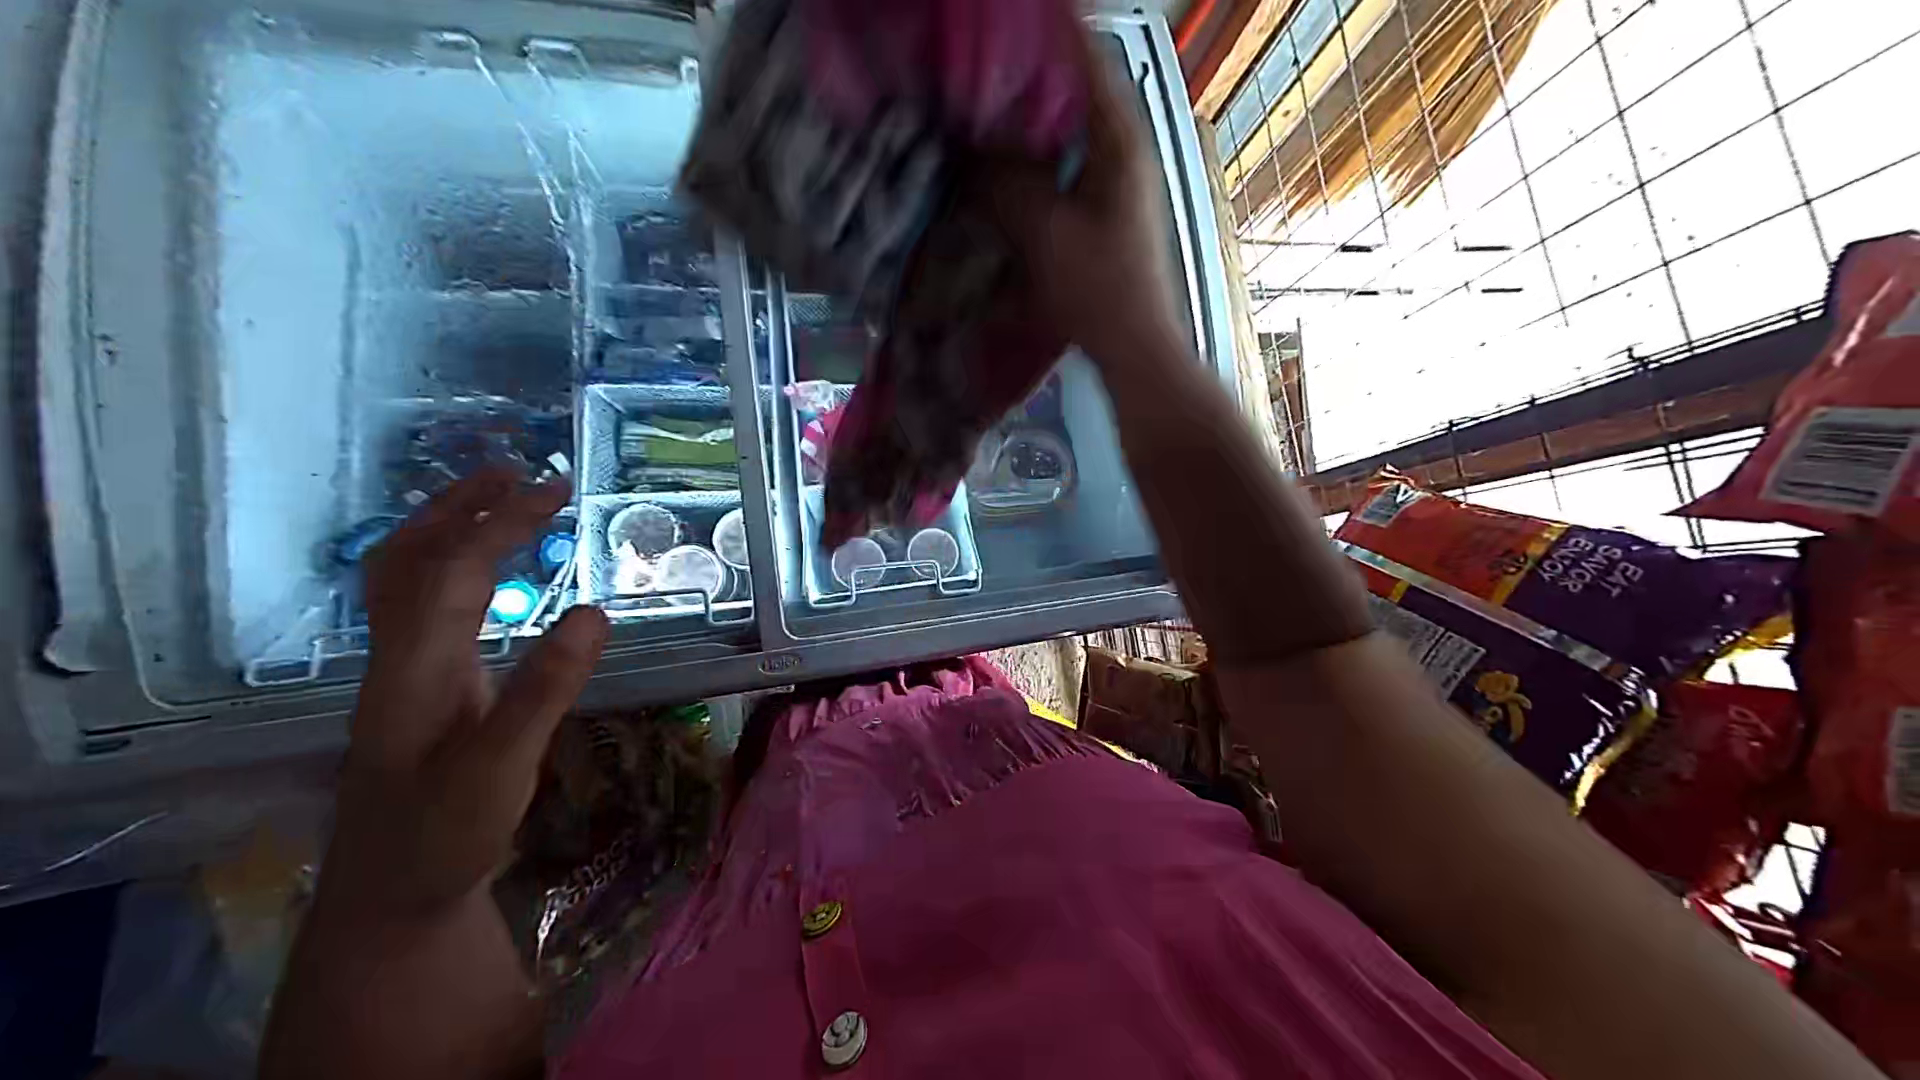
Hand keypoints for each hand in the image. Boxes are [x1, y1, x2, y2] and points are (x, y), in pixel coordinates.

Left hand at [324, 468, 608, 921]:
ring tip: (499, 500)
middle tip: (517, 473)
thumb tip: (597, 612)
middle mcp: (398, 656)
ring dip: (448, 527)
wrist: (392, 894)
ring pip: (405, 579)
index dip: (502, 524)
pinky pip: (424, 604)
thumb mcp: (501, 767)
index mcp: (416, 668)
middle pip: (409, 559)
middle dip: (460, 506)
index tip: (556, 490)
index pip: (455, 572)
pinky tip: (488, 571)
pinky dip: (452, 564)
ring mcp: (402, 670)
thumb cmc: (444, 833)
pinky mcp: (418, 685)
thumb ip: (545, 689)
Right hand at [987, 31, 1187, 367]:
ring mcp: (1111, 189)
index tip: (1007, 18)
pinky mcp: (1097, 221)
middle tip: (975, 73)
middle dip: (1023, 84)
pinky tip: (998, 179)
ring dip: (1023, 133)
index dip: (1049, 32)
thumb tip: (967, 151)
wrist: (1132, 349)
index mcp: (1120, 142)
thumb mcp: (1046, 231)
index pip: (1086, 62)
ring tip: (977, 119)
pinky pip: (1058, 180)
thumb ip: (1005, 183)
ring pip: (1062, 142)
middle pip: (1071, 99)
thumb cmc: (1100, 289)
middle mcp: (1120, 156)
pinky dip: (1030, 173)